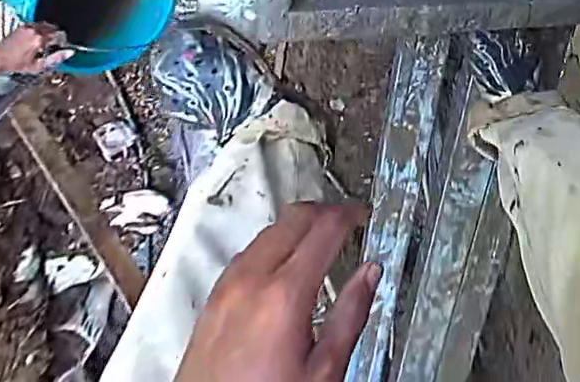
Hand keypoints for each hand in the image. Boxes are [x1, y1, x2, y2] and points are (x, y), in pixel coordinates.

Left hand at [0, 22, 73, 74]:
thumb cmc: (15, 64)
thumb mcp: (37, 66)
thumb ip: (55, 58)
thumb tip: (70, 52)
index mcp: (39, 39)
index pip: (60, 35)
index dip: (61, 41)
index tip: (58, 46)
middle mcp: (35, 30)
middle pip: (54, 28)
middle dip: (54, 36)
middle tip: (50, 45)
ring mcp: (28, 27)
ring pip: (46, 26)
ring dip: (47, 32)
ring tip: (42, 42)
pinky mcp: (22, 26)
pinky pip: (37, 25)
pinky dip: (39, 30)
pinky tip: (34, 38)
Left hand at [176, 203, 381, 381]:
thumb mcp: (322, 373)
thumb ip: (351, 314)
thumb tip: (370, 274)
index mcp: (285, 295)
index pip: (326, 227)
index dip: (350, 214)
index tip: (362, 214)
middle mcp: (250, 283)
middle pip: (295, 217)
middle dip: (326, 212)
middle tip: (346, 223)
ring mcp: (225, 292)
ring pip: (269, 231)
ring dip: (297, 227)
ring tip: (319, 244)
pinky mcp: (209, 306)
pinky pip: (246, 255)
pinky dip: (272, 246)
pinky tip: (283, 267)